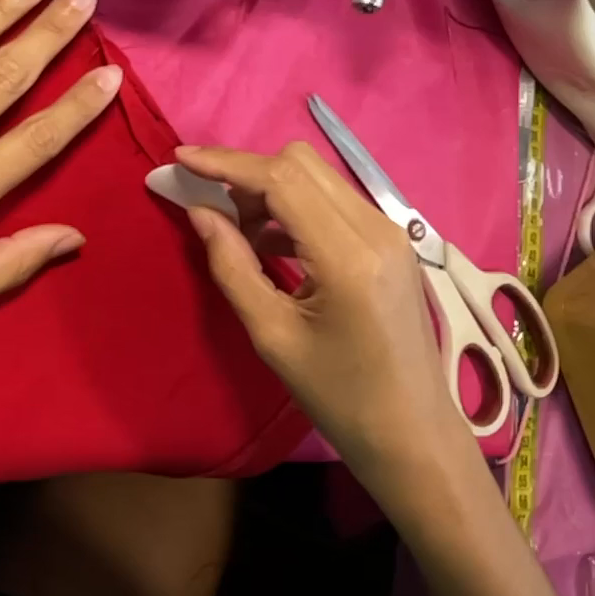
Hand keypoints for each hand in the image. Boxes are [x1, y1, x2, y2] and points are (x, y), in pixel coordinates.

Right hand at [174, 144, 460, 468]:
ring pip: (317, 176)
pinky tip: (270, 242)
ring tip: (237, 231)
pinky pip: (334, 200)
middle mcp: (377, 228)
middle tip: (210, 205)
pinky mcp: (391, 241)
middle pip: (301, 163)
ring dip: (270, 188)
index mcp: (349, 256)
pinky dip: (295, 206)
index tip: (182, 160)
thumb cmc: (340, 398)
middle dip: (246, 173)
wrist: (412, 435)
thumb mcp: (273, 337)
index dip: (227, 163)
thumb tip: (199, 211)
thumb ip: (232, 265)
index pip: (282, 179)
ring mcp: (390, 231)